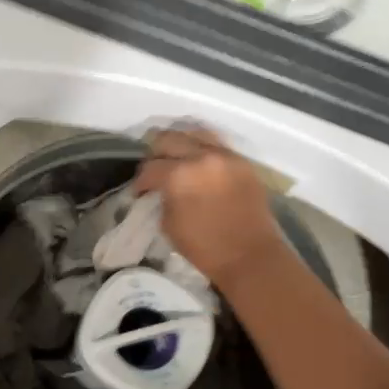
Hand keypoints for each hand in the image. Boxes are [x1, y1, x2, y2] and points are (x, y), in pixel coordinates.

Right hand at [134, 126, 288, 288]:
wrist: (250, 255)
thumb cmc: (205, 248)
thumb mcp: (169, 225)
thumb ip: (163, 200)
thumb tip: (162, 191)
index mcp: (179, 175)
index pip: (150, 168)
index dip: (140, 181)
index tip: (139, 191)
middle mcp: (201, 156)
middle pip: (169, 139)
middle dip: (156, 154)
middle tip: (154, 170)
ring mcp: (225, 155)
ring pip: (195, 133)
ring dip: (181, 142)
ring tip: (176, 157)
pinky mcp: (242, 161)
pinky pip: (217, 144)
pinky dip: (203, 149)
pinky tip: (198, 161)